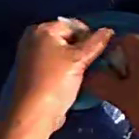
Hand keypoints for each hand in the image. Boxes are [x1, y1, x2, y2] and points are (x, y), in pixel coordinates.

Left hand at [5, 19, 115, 134]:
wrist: (33, 114)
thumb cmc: (56, 82)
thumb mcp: (79, 60)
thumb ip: (96, 42)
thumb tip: (109, 30)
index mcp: (42, 29)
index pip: (74, 24)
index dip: (90, 36)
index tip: (100, 52)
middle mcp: (32, 36)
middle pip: (66, 36)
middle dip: (81, 47)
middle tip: (93, 62)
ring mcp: (29, 53)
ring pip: (59, 49)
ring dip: (73, 58)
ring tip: (84, 70)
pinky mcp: (30, 69)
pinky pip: (52, 60)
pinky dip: (62, 65)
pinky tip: (71, 77)